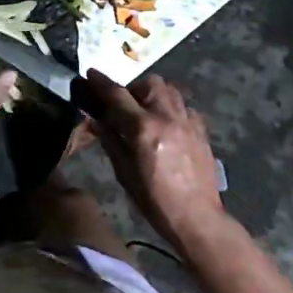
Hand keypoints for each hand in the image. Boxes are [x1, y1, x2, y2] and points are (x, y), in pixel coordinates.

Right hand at [79, 69, 226, 249]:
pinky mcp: (201, 130)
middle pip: (149, 83)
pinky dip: (173, 108)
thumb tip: (96, 121)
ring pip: (170, 89)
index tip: (91, 74)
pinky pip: (185, 106)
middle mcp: (166, 116)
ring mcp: (187, 121)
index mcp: (143, 128)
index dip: (101, 82)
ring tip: (147, 110)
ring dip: (154, 93)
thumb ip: (110, 141)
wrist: (197, 218)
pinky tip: (168, 124)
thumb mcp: (124, 173)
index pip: (117, 95)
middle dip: (133, 88)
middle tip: (124, 106)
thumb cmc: (155, 200)